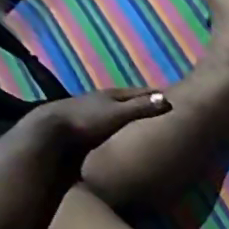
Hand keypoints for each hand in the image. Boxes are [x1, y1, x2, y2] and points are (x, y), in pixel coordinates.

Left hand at [17, 87, 171, 165]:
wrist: (51, 133)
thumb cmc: (87, 121)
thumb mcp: (118, 114)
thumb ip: (142, 108)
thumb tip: (169, 100)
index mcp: (114, 94)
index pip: (143, 91)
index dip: (160, 94)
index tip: (177, 98)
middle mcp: (105, 101)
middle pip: (132, 101)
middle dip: (149, 105)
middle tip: (168, 113)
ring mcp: (95, 114)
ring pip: (122, 113)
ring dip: (136, 118)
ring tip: (152, 126)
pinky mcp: (89, 128)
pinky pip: (114, 127)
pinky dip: (125, 129)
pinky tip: (130, 137)